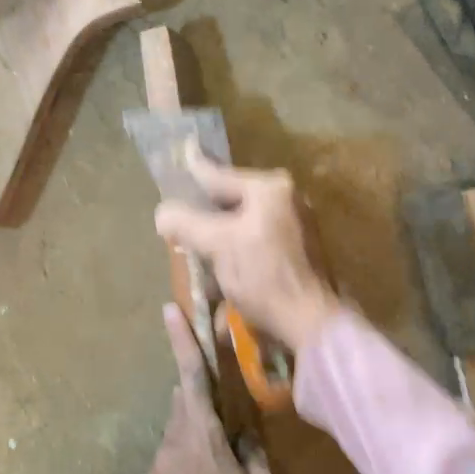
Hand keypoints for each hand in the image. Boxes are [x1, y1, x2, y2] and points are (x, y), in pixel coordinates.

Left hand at [150, 304, 277, 473]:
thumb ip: (250, 449)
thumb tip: (239, 429)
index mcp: (201, 439)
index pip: (191, 378)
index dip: (181, 340)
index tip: (169, 309)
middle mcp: (172, 445)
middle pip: (185, 402)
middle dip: (203, 399)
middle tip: (228, 419)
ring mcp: (159, 467)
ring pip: (179, 429)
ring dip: (198, 432)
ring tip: (224, 465)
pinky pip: (173, 454)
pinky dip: (191, 455)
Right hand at [154, 143, 340, 351]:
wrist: (311, 324)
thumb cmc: (264, 276)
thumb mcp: (217, 245)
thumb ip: (185, 223)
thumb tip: (163, 213)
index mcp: (271, 188)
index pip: (221, 175)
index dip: (196, 168)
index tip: (184, 149)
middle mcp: (288, 199)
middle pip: (233, 200)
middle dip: (206, 213)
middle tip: (183, 215)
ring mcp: (297, 225)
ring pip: (244, 223)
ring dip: (220, 237)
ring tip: (199, 248)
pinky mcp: (300, 251)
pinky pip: (258, 241)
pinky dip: (238, 251)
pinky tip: (223, 270)